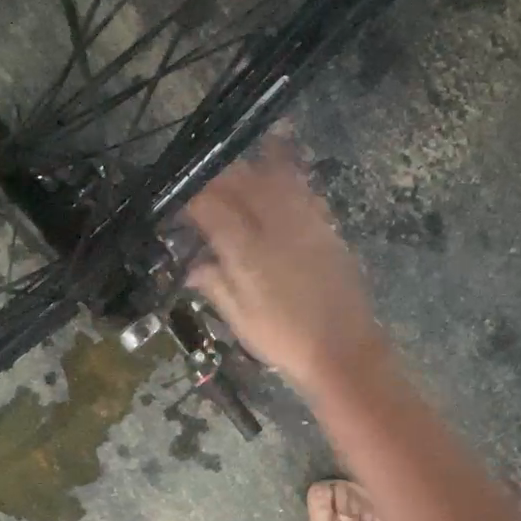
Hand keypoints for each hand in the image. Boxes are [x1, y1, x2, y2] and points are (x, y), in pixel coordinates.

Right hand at [183, 129, 387, 391]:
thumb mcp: (239, 319)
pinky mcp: (326, 226)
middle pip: (240, 181)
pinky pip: (301, 187)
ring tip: (233, 174)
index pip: (208, 206)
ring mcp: (304, 221)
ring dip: (249, 169)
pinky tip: (275, 175)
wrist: (343, 350)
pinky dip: (285, 175)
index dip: (189, 199)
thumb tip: (193, 266)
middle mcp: (273, 224)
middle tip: (201, 186)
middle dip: (216, 178)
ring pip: (272, 175)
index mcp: (245, 249)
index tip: (177, 203)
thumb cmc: (283, 340)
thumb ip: (215, 284)